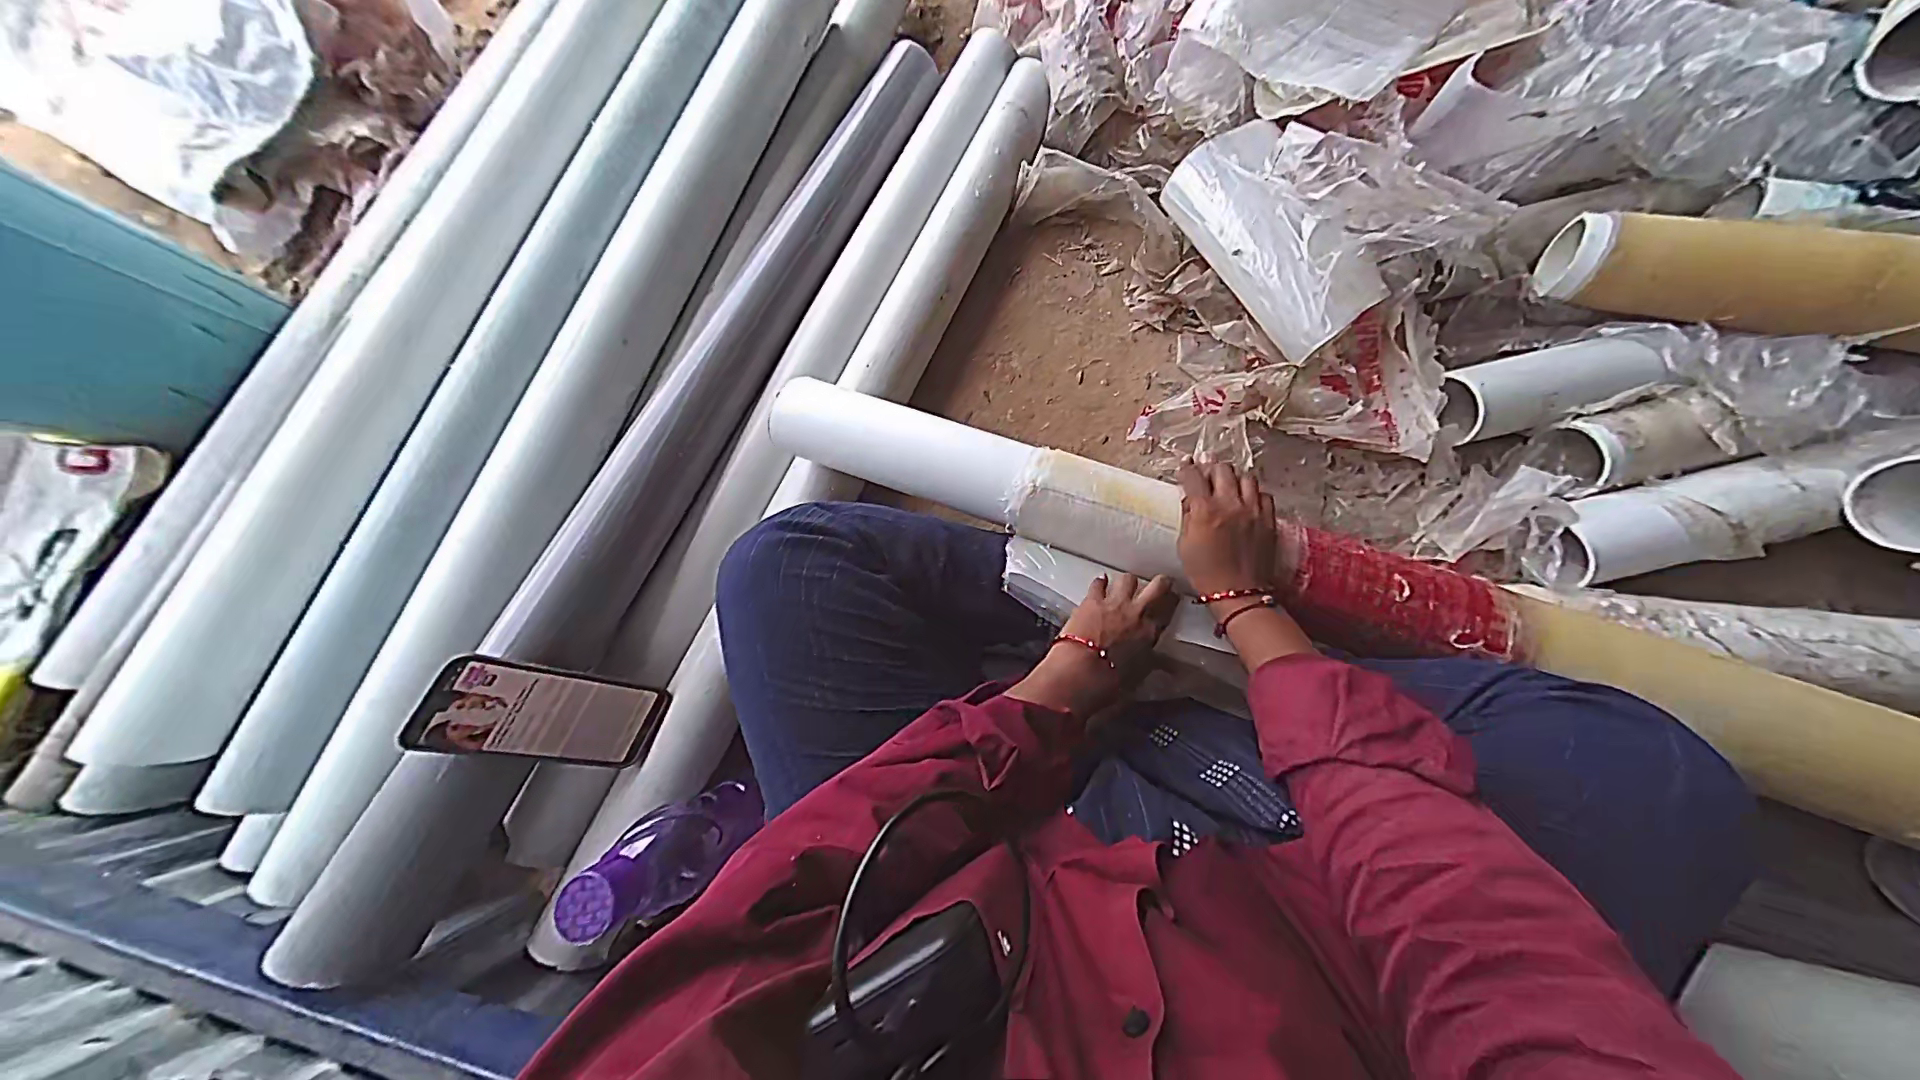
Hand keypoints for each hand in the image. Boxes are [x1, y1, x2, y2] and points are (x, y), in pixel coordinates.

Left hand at [1008, 572, 1175, 718]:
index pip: (1169, 612)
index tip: (1172, 601)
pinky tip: (1100, 582)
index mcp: (1151, 633)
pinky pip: (1100, 583)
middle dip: (1161, 583)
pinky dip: (1101, 582)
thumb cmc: (1111, 679)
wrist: (1082, 670)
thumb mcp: (1140, 674)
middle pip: (1157, 586)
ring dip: (1128, 582)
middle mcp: (1137, 613)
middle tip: (1161, 582)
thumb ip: (1154, 664)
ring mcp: (1115, 603)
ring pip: (1128, 579)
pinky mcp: (1092, 600)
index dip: (1172, 604)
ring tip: (1126, 584)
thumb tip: (1168, 667)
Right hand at [1176, 461, 1278, 594]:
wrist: (1237, 591)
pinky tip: (1246, 501)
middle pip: (1222, 469)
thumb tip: (1190, 498)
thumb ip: (1188, 515)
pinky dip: (1252, 493)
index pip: (1194, 476)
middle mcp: (1230, 504)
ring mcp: (1253, 509)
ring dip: (1233, 478)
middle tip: (1206, 476)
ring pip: (1245, 477)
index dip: (1187, 468)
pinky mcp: (1269, 518)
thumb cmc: (1204, 571)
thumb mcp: (1184, 543)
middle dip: (1211, 469)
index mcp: (1205, 510)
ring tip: (1228, 486)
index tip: (1185, 467)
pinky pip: (1263, 494)